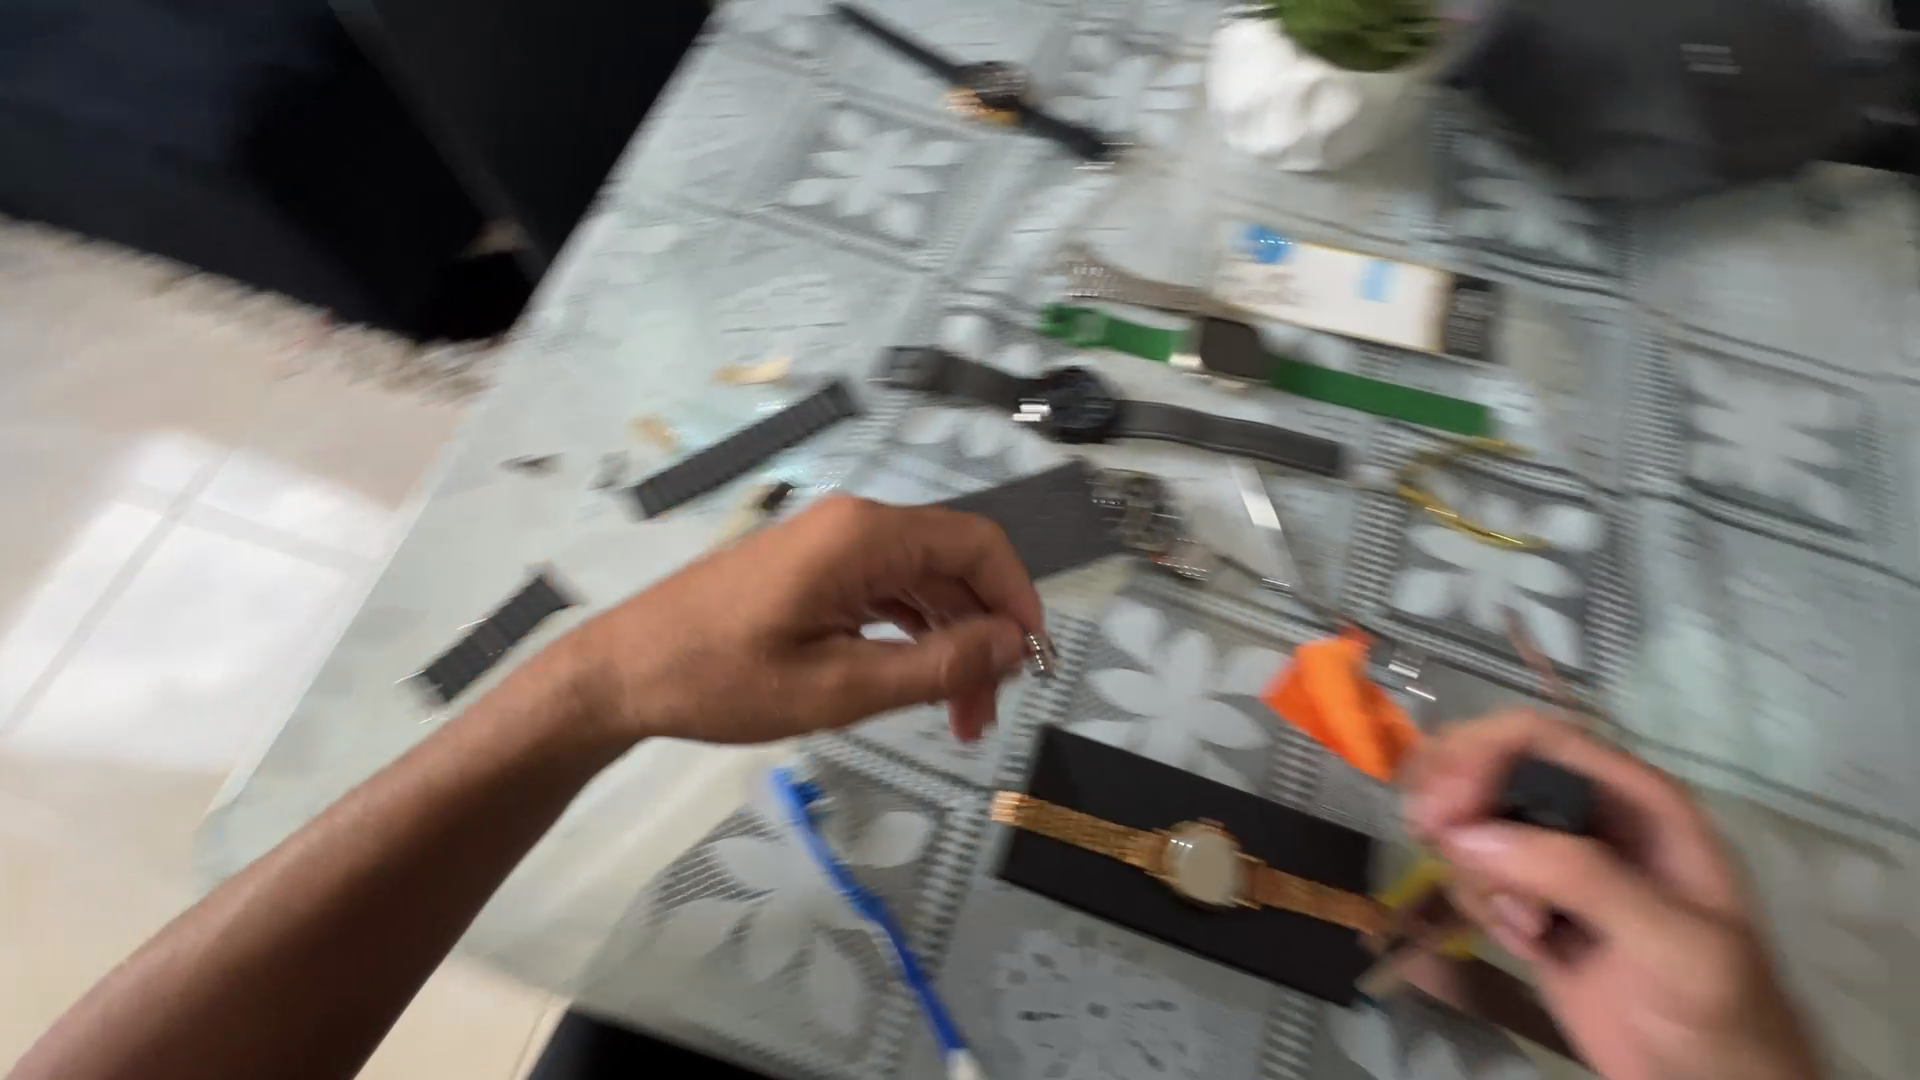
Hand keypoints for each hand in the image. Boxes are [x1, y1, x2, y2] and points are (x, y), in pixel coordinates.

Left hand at [550, 495, 1045, 747]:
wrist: (621, 672)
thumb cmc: (721, 680)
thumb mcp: (838, 687)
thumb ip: (936, 665)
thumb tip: (1015, 643)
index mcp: (865, 535)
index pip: (977, 544)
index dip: (1018, 598)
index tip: (1030, 662)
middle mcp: (857, 524)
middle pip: (953, 567)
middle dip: (982, 636)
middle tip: (981, 716)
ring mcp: (834, 544)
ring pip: (923, 583)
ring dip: (949, 643)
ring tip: (954, 716)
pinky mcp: (817, 568)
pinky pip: (888, 592)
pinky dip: (912, 635)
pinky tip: (914, 681)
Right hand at [1402, 711, 1822, 1079]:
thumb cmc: (1717, 1017)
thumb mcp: (1673, 946)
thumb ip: (1580, 878)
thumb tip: (1465, 835)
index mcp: (1635, 799)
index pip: (1533, 735)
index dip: (1476, 755)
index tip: (1439, 808)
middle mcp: (1585, 811)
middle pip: (1484, 762)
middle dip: (1449, 798)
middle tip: (1427, 836)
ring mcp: (1550, 852)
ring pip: (1466, 815)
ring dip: (1469, 866)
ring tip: (1517, 922)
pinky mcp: (1523, 892)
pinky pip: (1466, 867)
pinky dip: (1474, 900)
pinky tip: (1520, 941)